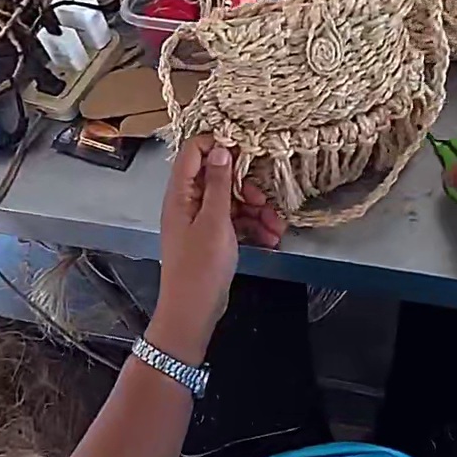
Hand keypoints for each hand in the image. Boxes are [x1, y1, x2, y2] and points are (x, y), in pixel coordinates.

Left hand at [153, 137, 283, 358]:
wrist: (193, 311)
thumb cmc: (200, 266)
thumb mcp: (214, 221)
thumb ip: (219, 183)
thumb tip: (222, 149)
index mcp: (180, 193)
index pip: (194, 151)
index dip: (219, 145)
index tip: (248, 152)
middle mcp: (189, 201)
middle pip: (219, 176)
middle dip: (246, 186)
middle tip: (263, 200)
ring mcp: (201, 219)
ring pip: (232, 200)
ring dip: (256, 210)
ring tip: (275, 227)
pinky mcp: (213, 235)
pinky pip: (235, 220)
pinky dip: (252, 226)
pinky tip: (271, 238)